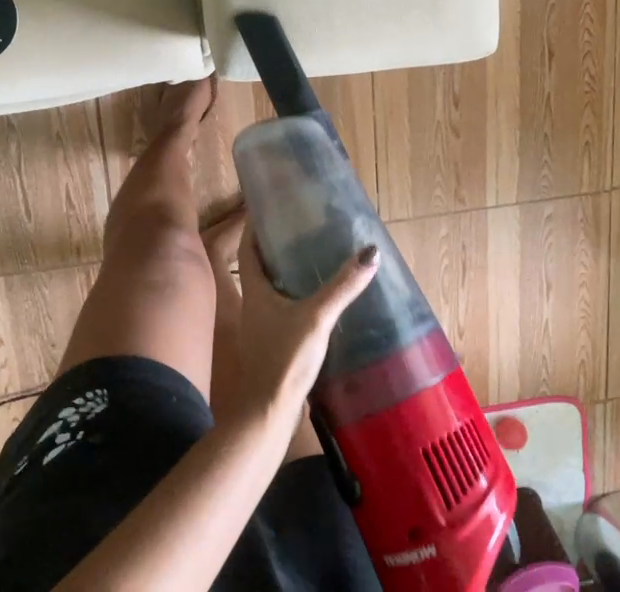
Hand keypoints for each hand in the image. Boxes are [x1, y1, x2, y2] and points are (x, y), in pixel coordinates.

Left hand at [232, 226, 379, 431]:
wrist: (268, 413)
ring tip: (313, 257)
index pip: (249, 249)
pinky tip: (318, 300)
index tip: (268, 206)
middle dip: (276, 246)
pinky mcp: (272, 345)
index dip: (255, 226)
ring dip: (286, 272)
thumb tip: (370, 252)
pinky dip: (295, 297)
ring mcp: (261, 327)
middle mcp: (253, 305)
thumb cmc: (284, 359)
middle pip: (259, 266)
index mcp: (255, 291)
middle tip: (301, 227)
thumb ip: (342, 286)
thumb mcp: (316, 317)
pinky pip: (282, 309)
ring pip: (271, 289)